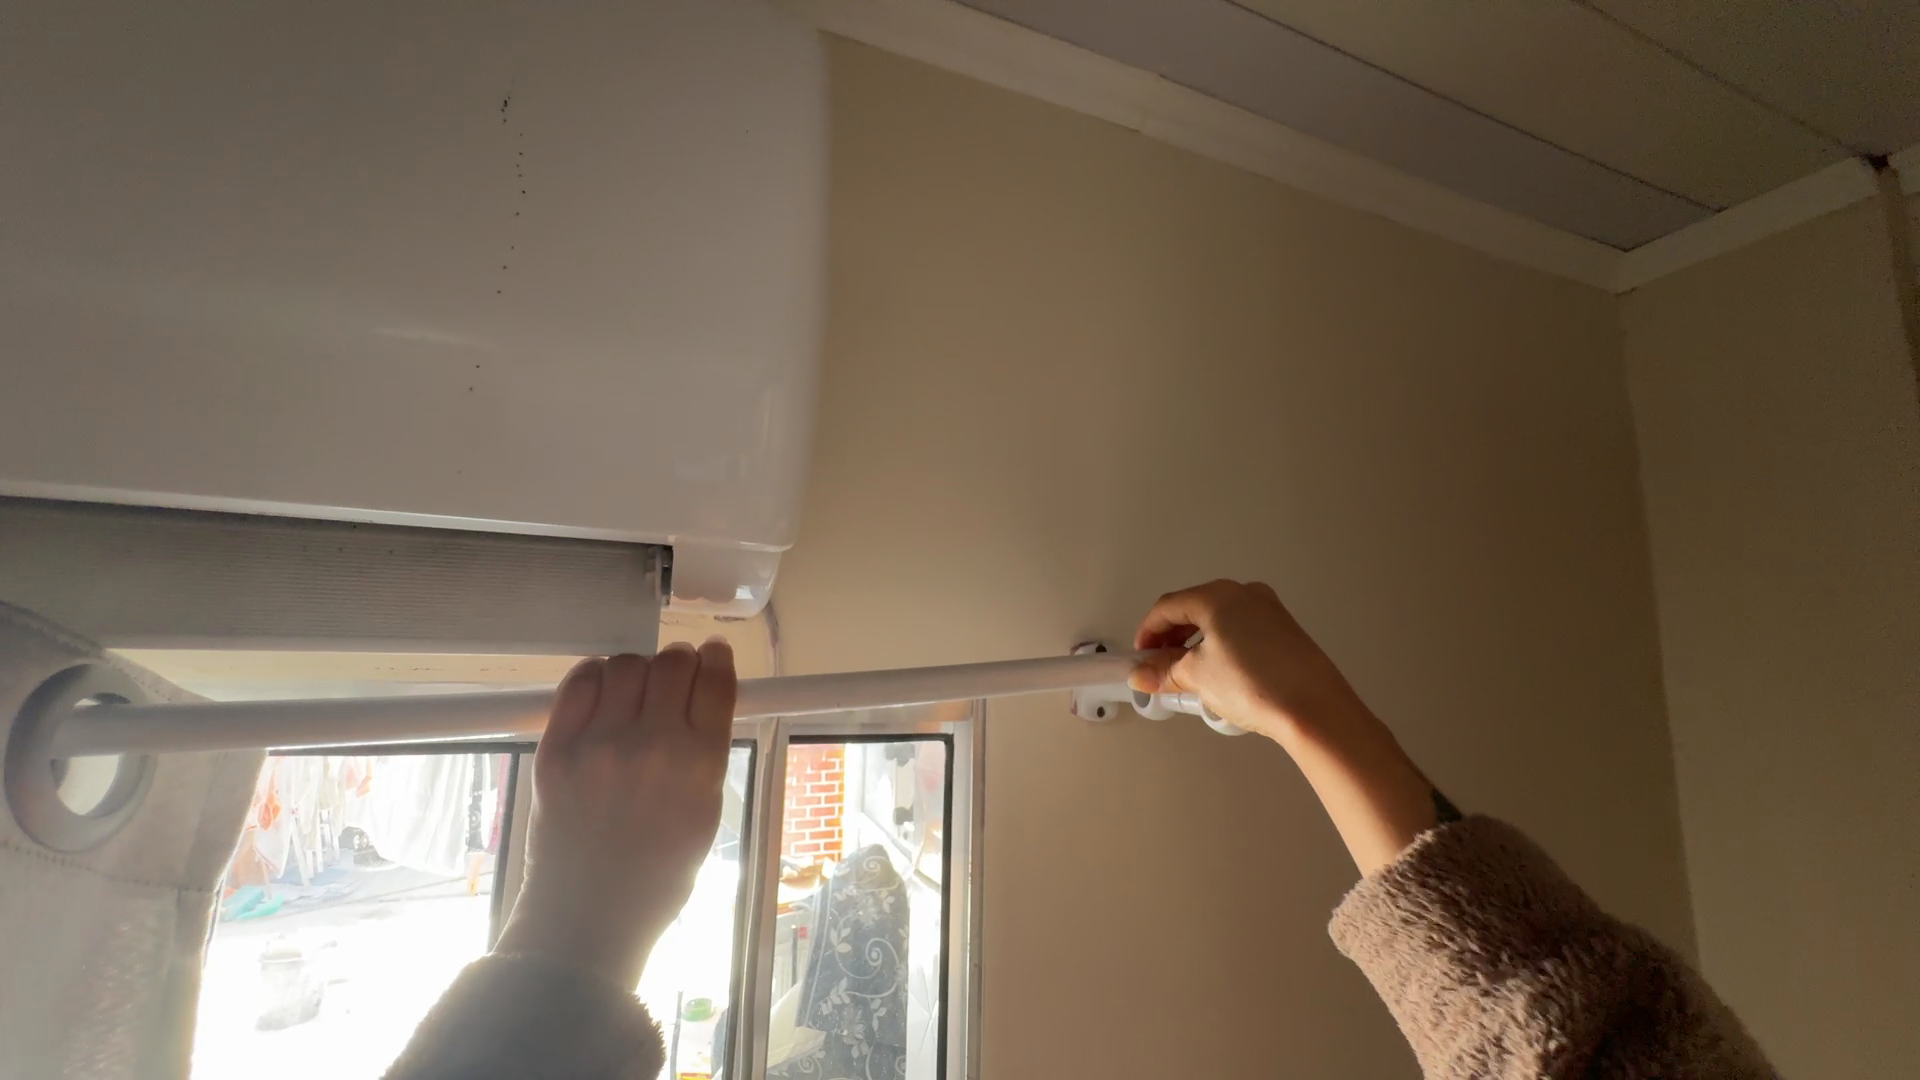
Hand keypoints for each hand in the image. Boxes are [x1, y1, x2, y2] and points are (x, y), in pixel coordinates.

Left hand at [494, 641, 736, 987]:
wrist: (588, 917)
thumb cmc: (662, 870)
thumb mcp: (708, 808)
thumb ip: (708, 749)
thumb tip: (703, 697)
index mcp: (699, 763)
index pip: (716, 682)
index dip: (718, 658)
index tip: (714, 652)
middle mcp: (652, 744)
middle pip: (672, 663)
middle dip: (680, 661)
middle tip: (676, 675)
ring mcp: (599, 745)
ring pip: (625, 665)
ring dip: (638, 669)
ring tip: (636, 691)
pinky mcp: (555, 750)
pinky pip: (578, 684)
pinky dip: (595, 676)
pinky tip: (603, 690)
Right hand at [1129, 579, 1375, 749]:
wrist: (1315, 709)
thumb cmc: (1251, 684)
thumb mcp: (1197, 677)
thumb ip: (1163, 671)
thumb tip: (1140, 676)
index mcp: (1217, 595)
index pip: (1167, 607)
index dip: (1147, 632)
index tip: (1140, 658)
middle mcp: (1243, 592)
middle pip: (1192, 609)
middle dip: (1170, 637)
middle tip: (1159, 667)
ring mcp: (1268, 609)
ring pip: (1217, 619)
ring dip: (1195, 642)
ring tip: (1187, 673)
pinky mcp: (1285, 629)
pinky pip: (1239, 628)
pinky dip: (1220, 644)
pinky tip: (1219, 671)